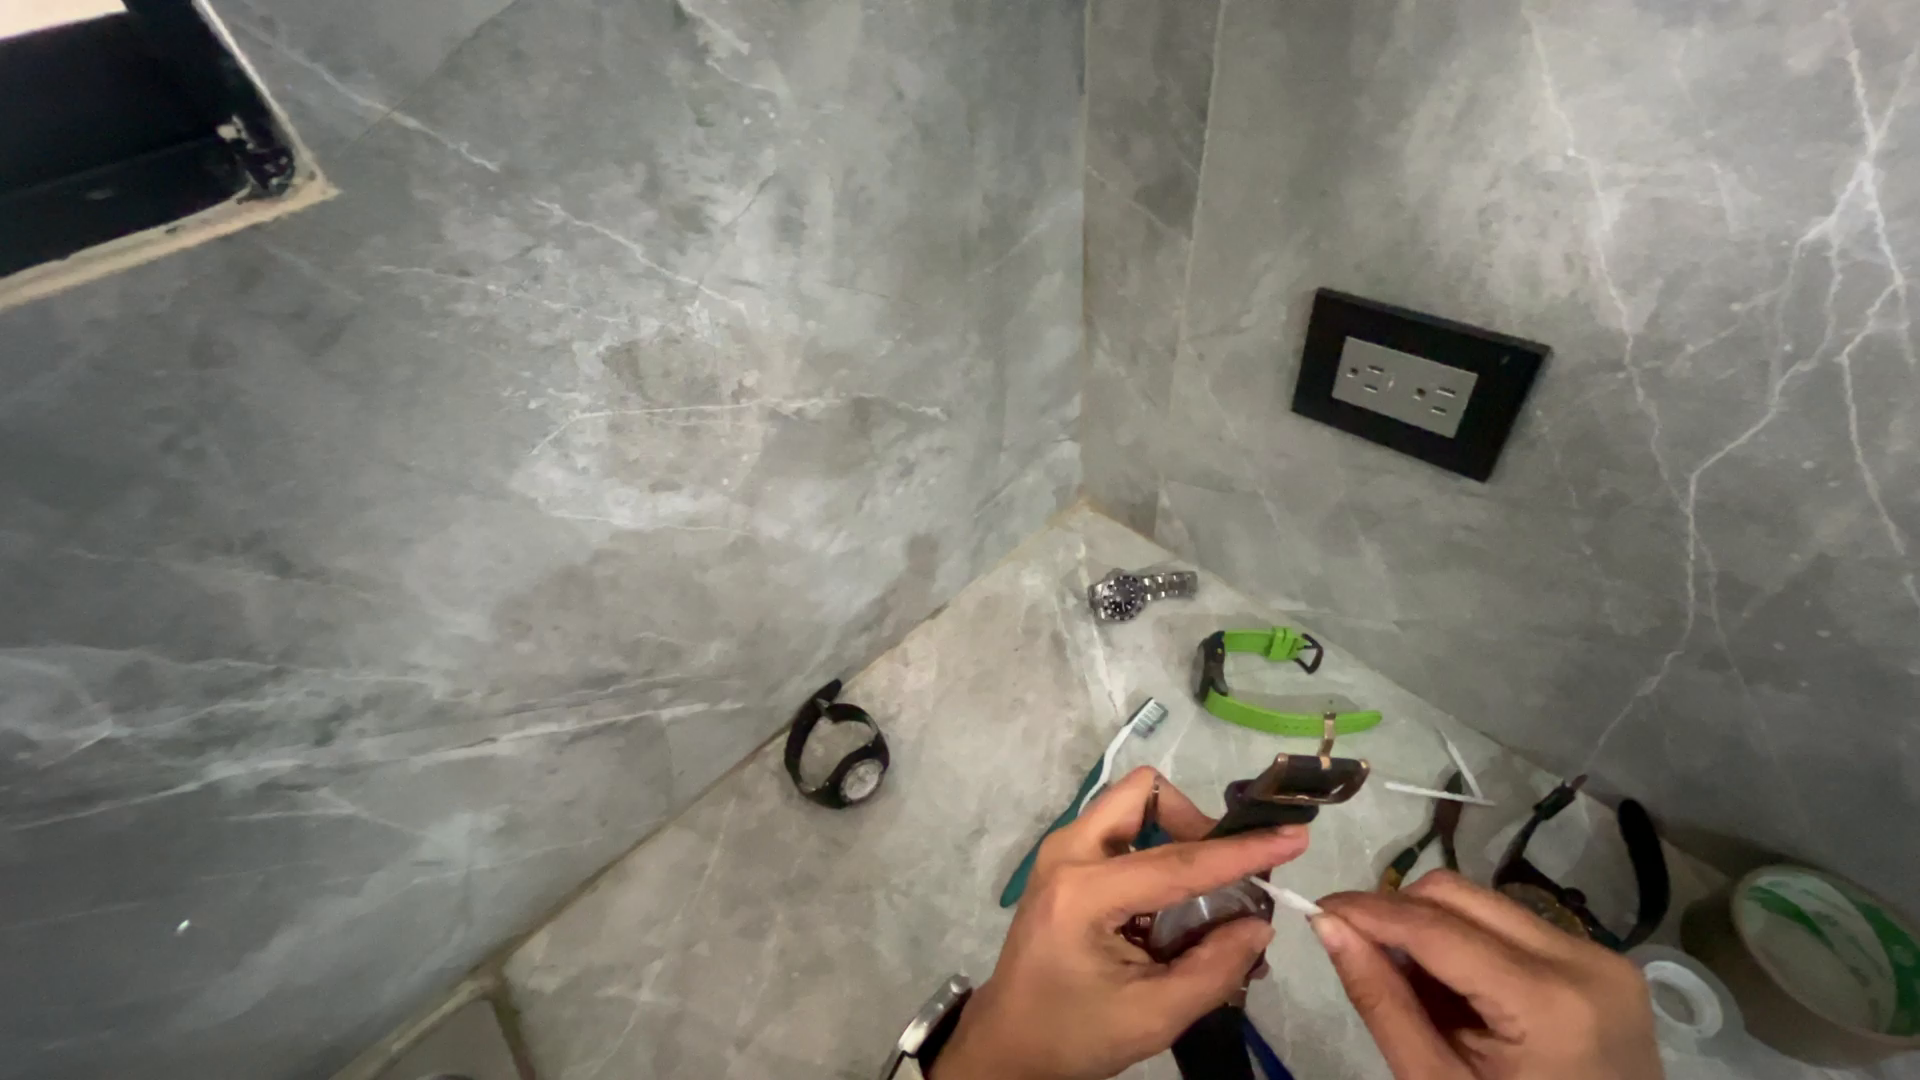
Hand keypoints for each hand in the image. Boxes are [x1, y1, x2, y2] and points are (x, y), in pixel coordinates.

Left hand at [932, 767, 1309, 1079]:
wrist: (1009, 1042)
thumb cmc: (1074, 1032)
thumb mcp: (1153, 1015)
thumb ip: (1214, 967)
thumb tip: (1261, 923)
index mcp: (1084, 890)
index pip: (1177, 861)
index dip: (1241, 851)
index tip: (1293, 837)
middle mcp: (1068, 850)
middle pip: (1143, 794)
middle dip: (1194, 822)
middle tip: (1225, 877)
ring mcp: (1062, 850)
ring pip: (1132, 807)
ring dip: (1177, 838)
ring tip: (1204, 898)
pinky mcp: (1066, 859)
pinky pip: (1123, 833)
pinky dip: (1158, 855)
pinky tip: (1175, 910)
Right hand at [1315, 870, 1661, 1079]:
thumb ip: (1381, 1001)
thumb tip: (1326, 923)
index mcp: (1550, 1003)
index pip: (1433, 926)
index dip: (1365, 910)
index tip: (1313, 907)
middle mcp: (1582, 960)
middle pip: (1453, 894)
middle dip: (1394, 912)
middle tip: (1359, 949)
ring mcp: (1598, 958)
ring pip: (1476, 901)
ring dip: (1426, 924)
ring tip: (1413, 980)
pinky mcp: (1599, 962)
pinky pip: (1505, 922)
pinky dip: (1462, 939)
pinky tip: (1455, 987)